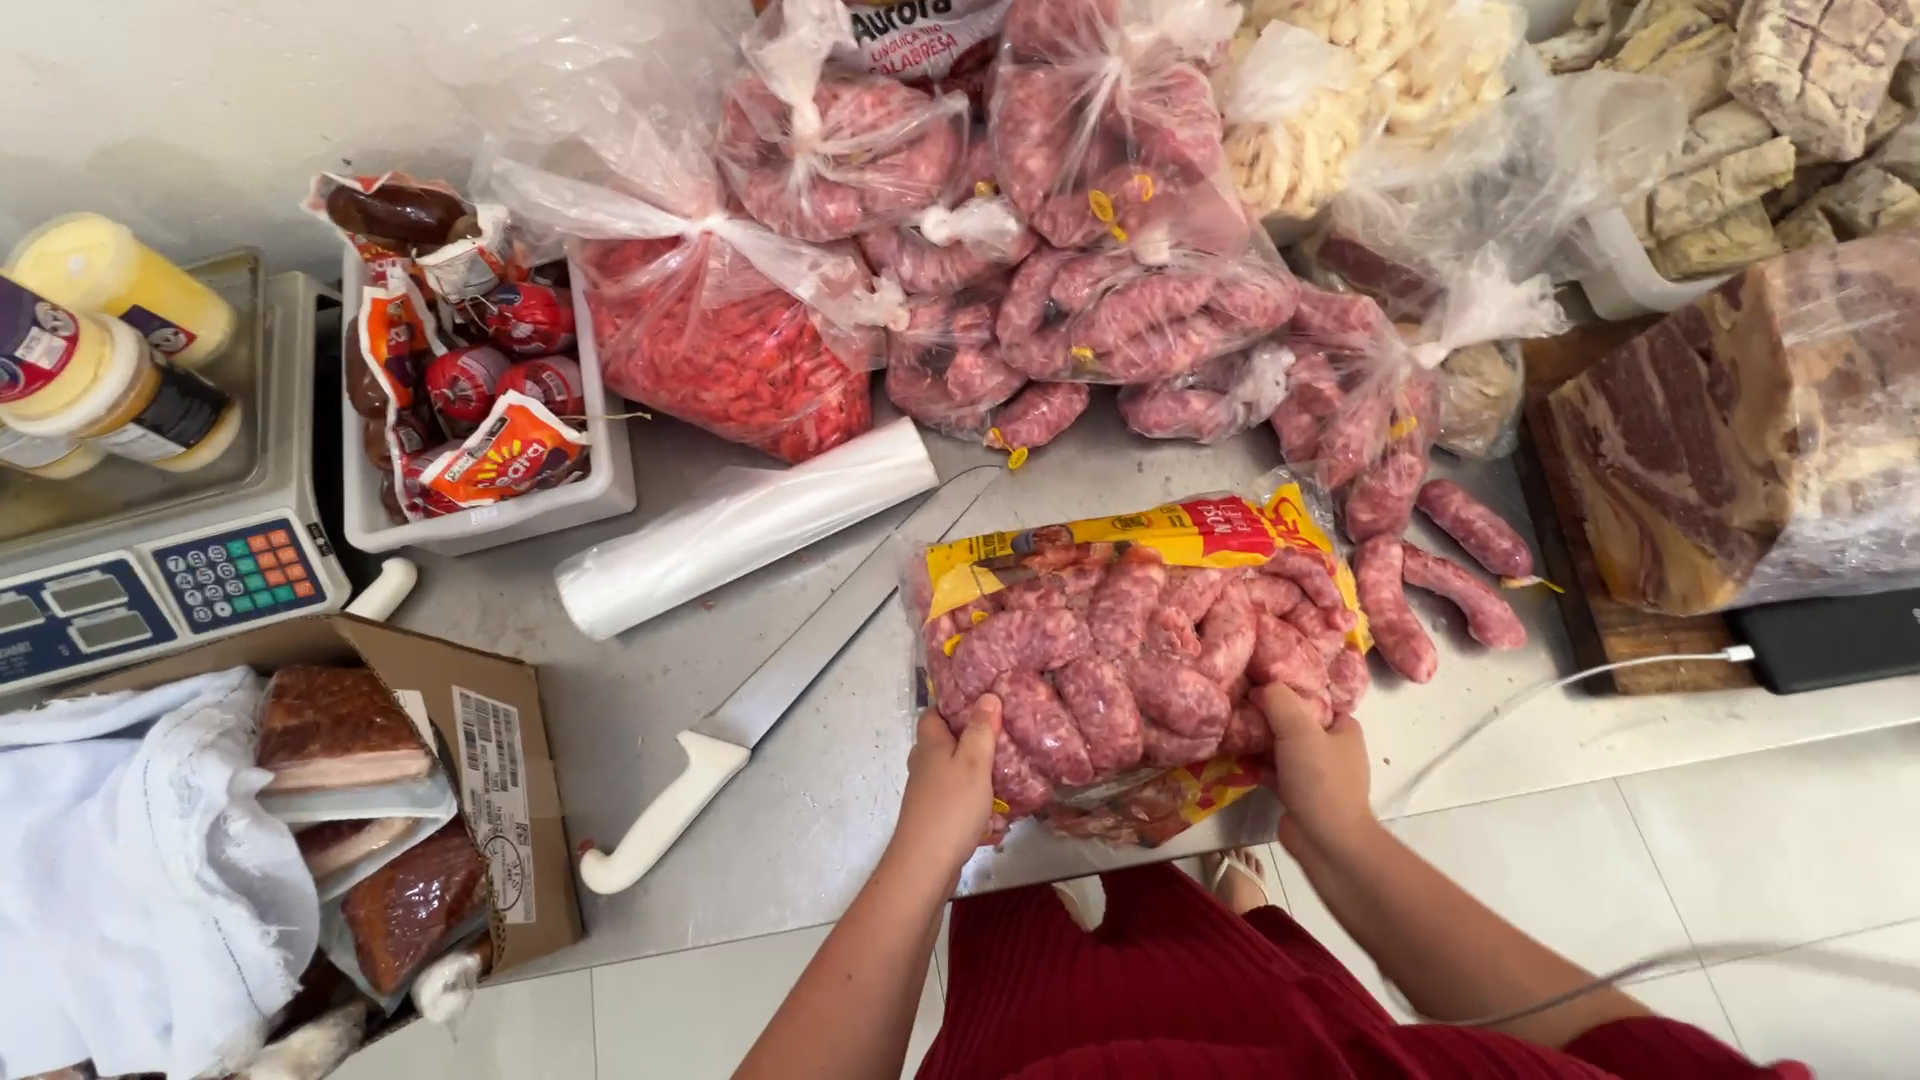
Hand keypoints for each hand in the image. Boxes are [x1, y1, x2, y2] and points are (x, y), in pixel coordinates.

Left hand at [889, 695, 1000, 883]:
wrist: (925, 865)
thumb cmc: (951, 806)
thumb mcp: (974, 762)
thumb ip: (981, 730)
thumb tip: (987, 696)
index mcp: (930, 745)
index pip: (934, 713)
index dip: (955, 706)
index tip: (983, 704)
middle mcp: (924, 765)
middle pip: (944, 743)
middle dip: (970, 741)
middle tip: (1002, 740)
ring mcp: (927, 793)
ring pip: (953, 773)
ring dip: (976, 774)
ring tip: (1006, 775)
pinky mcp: (934, 818)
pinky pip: (957, 801)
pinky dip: (975, 804)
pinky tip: (996, 815)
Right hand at [1254, 683, 1377, 856]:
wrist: (1327, 840)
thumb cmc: (1320, 780)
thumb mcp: (1299, 729)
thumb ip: (1278, 700)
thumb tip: (1258, 690)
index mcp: (1344, 730)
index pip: (1317, 700)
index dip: (1291, 690)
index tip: (1262, 684)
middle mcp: (1332, 750)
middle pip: (1295, 722)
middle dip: (1268, 716)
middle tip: (1241, 706)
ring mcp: (1315, 774)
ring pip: (1282, 747)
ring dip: (1260, 741)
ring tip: (1233, 730)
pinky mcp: (1298, 794)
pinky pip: (1274, 771)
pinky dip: (1258, 765)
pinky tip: (1238, 759)